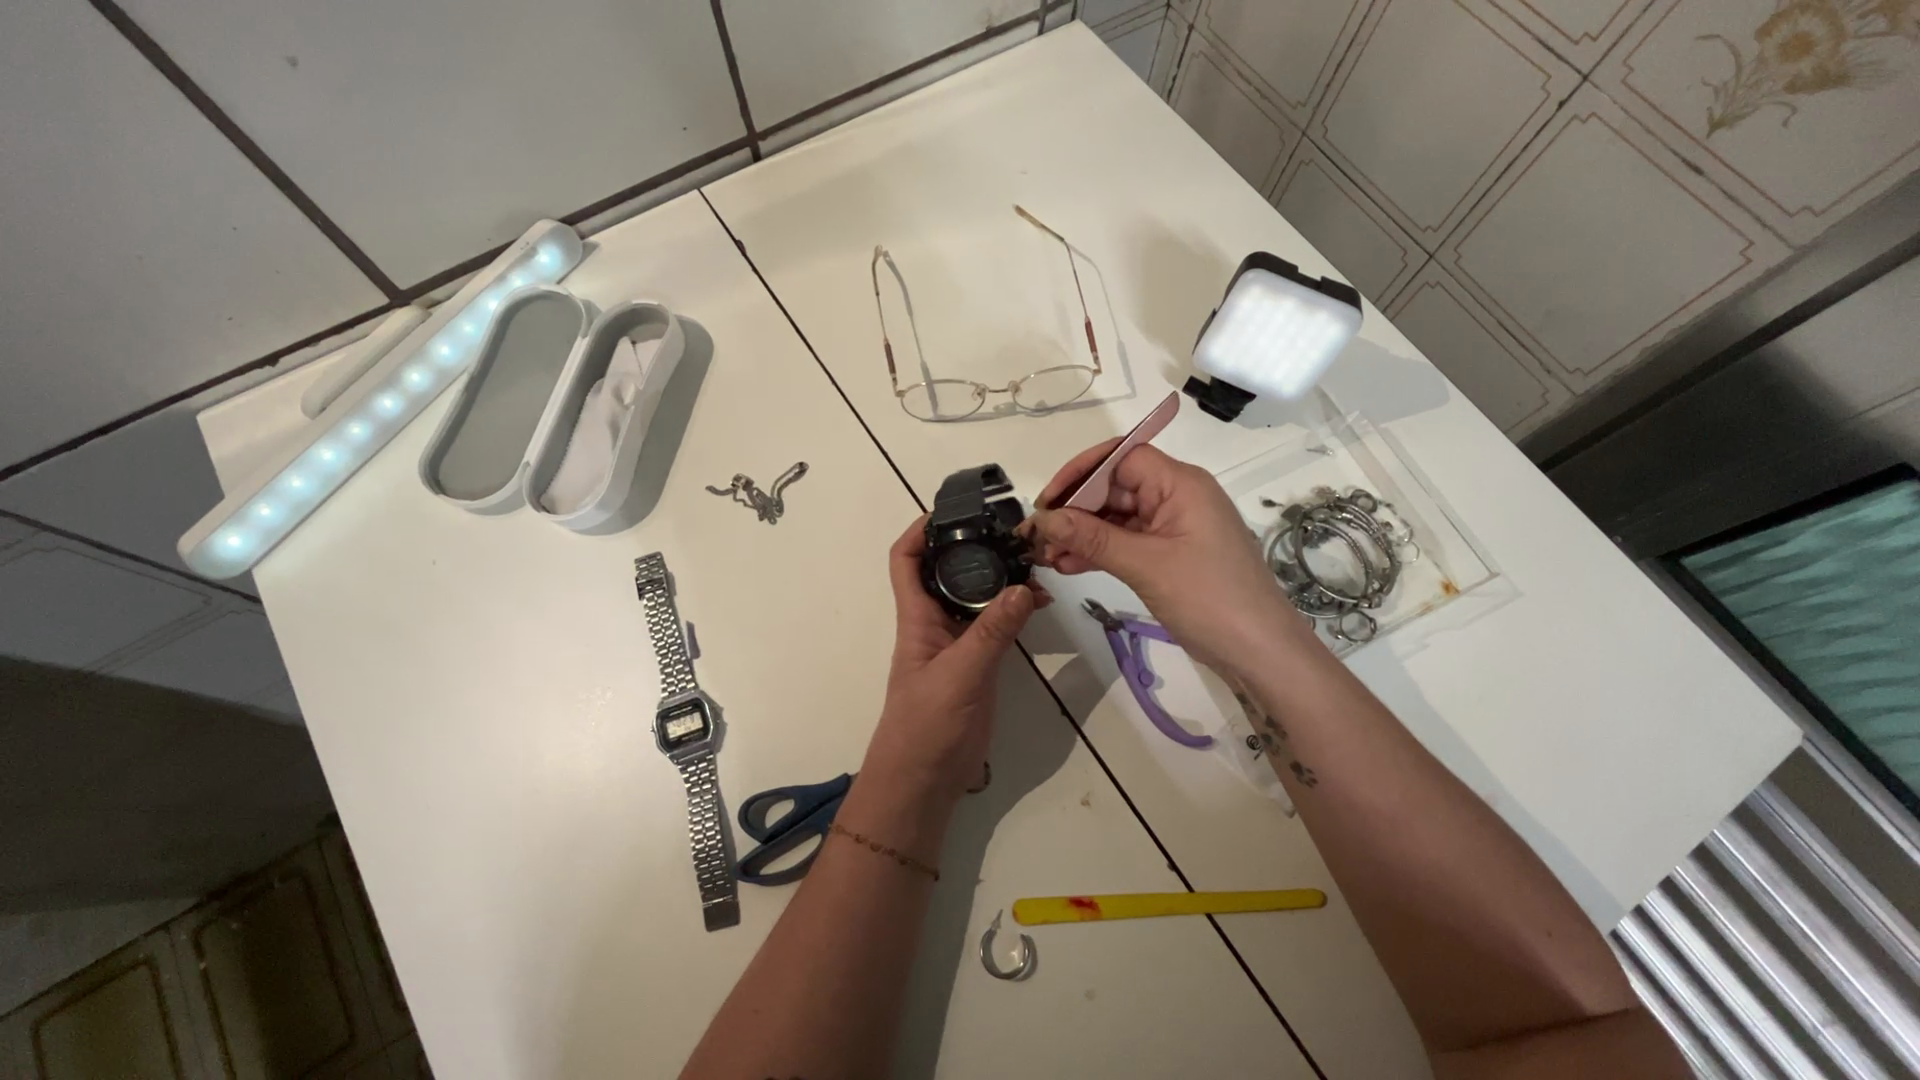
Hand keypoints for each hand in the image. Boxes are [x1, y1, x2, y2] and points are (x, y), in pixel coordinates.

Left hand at [863, 517, 1042, 798]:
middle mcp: (935, 623)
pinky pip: (996, 626)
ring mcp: (957, 644)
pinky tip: (1040, 604)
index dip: (919, 530)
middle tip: (1014, 532)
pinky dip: (1015, 611)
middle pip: (948, 572)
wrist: (924, 780)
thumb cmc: (925, 725)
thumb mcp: (959, 674)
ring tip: (1035, 563)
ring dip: (1001, 578)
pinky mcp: (978, 665)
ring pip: (977, 598)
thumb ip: (991, 633)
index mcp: (917, 618)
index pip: (905, 560)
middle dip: (975, 547)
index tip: (951, 510)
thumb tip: (1023, 589)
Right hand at [1023, 442, 1306, 675]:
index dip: (1081, 473)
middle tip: (1037, 536)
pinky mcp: (1171, 554)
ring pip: (1117, 517)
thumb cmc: (1209, 599)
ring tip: (1046, 557)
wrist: (1259, 651)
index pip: (1122, 458)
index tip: (1047, 502)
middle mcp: (1177, 496)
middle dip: (1075, 509)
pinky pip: (1127, 541)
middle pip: (1115, 487)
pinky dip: (1099, 551)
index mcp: (1180, 484)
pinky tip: (1069, 566)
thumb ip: (1092, 539)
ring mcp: (1175, 527)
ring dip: (1081, 534)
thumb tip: (1044, 519)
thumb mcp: (1146, 566)